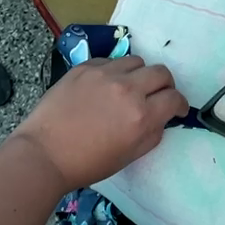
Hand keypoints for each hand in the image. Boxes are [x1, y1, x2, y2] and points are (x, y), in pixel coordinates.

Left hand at [9, 56, 188, 188]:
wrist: (45, 153)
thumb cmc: (87, 163)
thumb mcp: (129, 157)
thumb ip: (152, 134)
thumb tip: (161, 118)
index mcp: (141, 116)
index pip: (174, 98)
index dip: (180, 104)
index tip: (177, 109)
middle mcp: (127, 88)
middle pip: (161, 72)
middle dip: (165, 84)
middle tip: (158, 95)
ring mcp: (105, 73)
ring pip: (136, 61)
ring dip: (139, 74)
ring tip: (129, 87)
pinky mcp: (85, 67)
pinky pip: (110, 61)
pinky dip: (114, 71)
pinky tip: (105, 86)